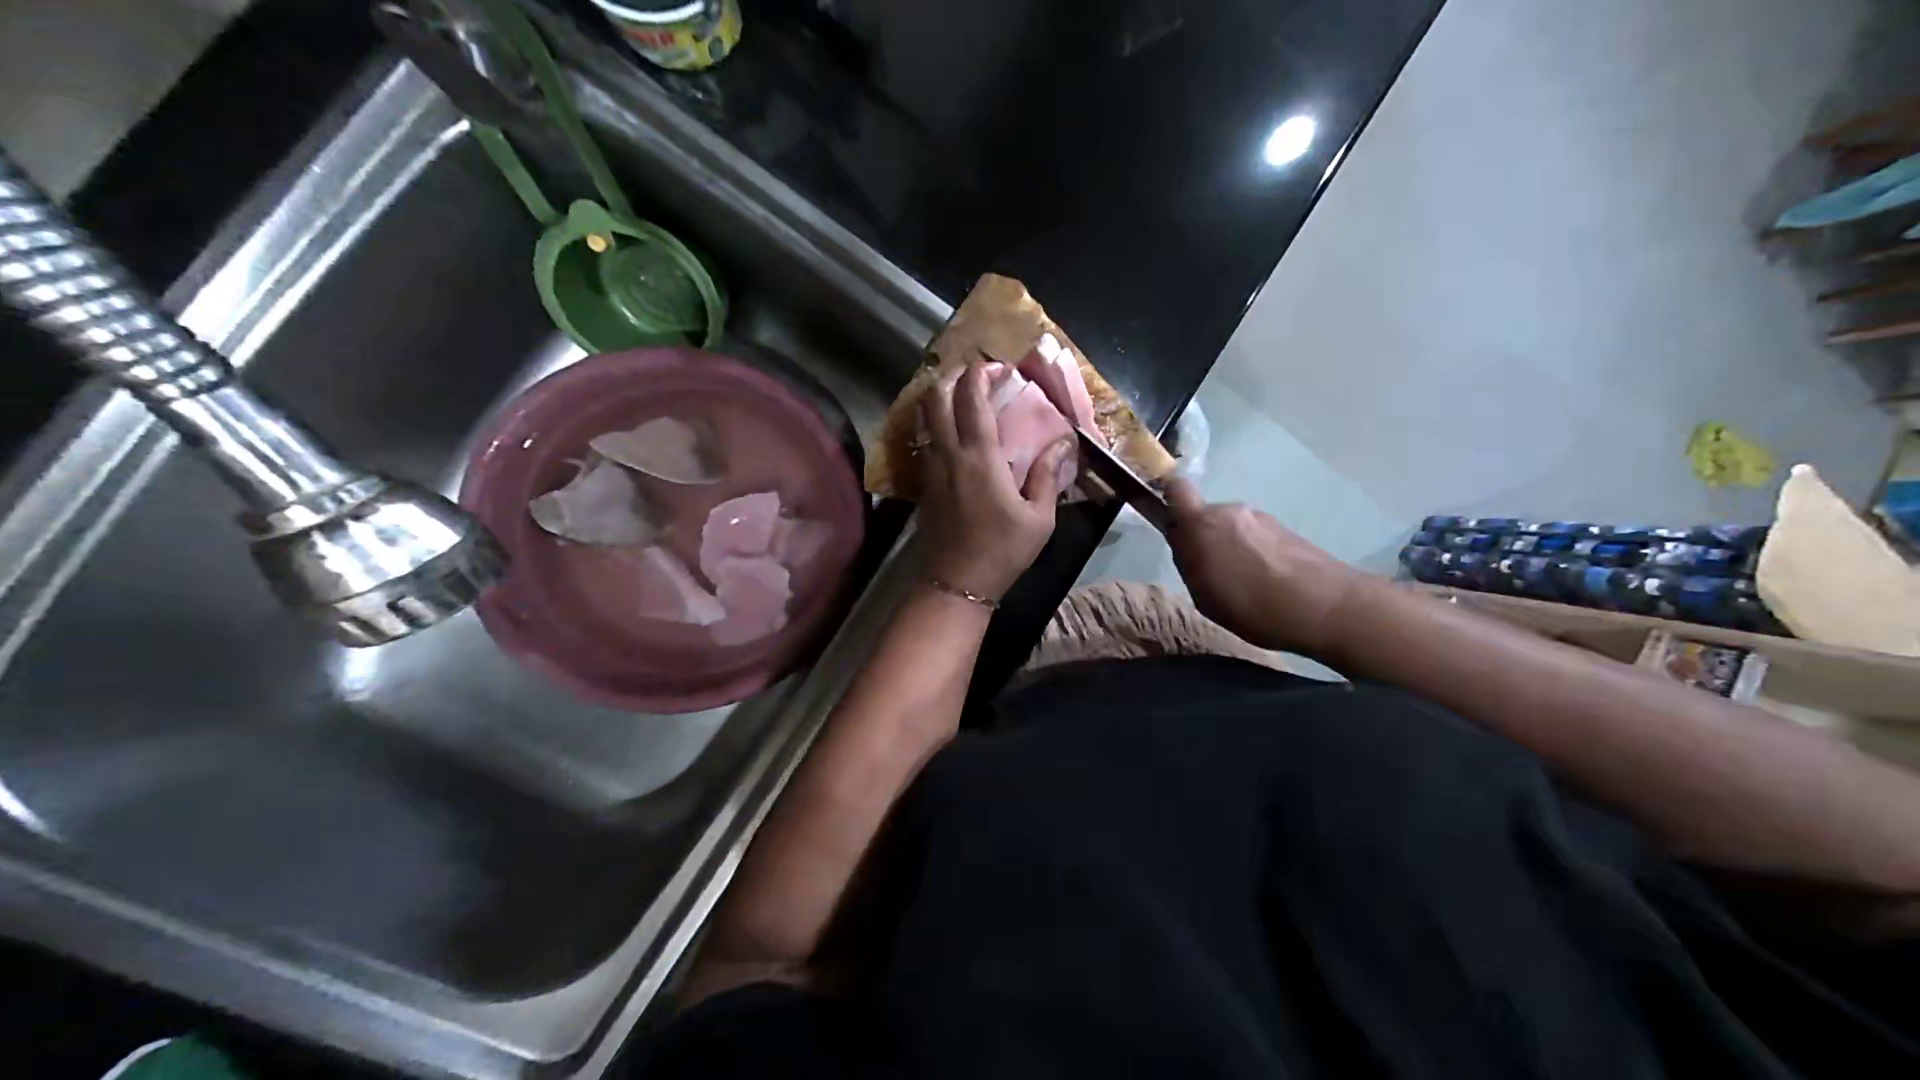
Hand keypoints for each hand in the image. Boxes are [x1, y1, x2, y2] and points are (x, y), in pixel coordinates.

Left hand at [917, 363, 1071, 600]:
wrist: (957, 581)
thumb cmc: (1003, 550)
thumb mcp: (1039, 517)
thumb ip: (1048, 475)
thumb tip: (1063, 441)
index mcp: (979, 457)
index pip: (971, 399)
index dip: (980, 374)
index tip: (996, 368)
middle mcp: (948, 454)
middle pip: (936, 398)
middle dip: (952, 377)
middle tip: (974, 377)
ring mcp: (930, 468)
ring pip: (923, 418)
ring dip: (938, 398)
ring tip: (960, 398)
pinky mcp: (922, 484)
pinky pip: (923, 440)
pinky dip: (933, 423)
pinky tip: (951, 432)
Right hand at [1164, 477, 1370, 655]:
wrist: (1325, 606)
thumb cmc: (1252, 607)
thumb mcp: (1204, 596)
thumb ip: (1190, 564)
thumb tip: (1189, 547)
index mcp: (1202, 523)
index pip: (1175, 488)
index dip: (1168, 500)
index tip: (1171, 526)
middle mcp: (1231, 511)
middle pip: (1207, 516)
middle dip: (1205, 537)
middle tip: (1212, 574)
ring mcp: (1262, 519)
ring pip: (1234, 528)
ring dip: (1233, 548)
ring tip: (1245, 586)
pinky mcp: (1287, 530)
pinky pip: (1258, 538)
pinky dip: (1257, 556)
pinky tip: (1267, 586)